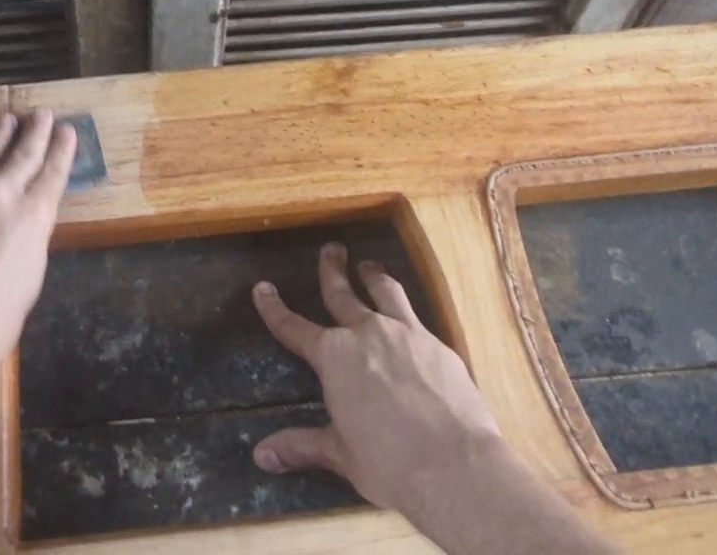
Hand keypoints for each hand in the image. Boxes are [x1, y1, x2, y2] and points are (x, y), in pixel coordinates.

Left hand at [0, 109, 77, 402]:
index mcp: (34, 216)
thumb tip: (22, 222)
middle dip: (35, 132)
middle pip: (22, 154)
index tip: (67, 130)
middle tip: (42, 114)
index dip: (62, 149)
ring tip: (7, 120)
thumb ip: (28, 238)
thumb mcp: (30, 276)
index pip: (53, 172)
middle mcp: (1, 195)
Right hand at [251, 242, 501, 515]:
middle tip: (332, 249)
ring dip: (374, 277)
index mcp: (334, 357)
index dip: (274, 308)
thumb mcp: (341, 454)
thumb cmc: (389, 463)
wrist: (455, 466)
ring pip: (385, 292)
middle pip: (342, 292)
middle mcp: (366, 333)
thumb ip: (302, 446)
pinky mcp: (439, 345)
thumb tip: (261, 455)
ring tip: (370, 267)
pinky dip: (407, 313)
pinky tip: (412, 323)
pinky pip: (418, 318)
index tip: (262, 288)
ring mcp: (406, 334)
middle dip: (332, 269)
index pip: (294, 327)